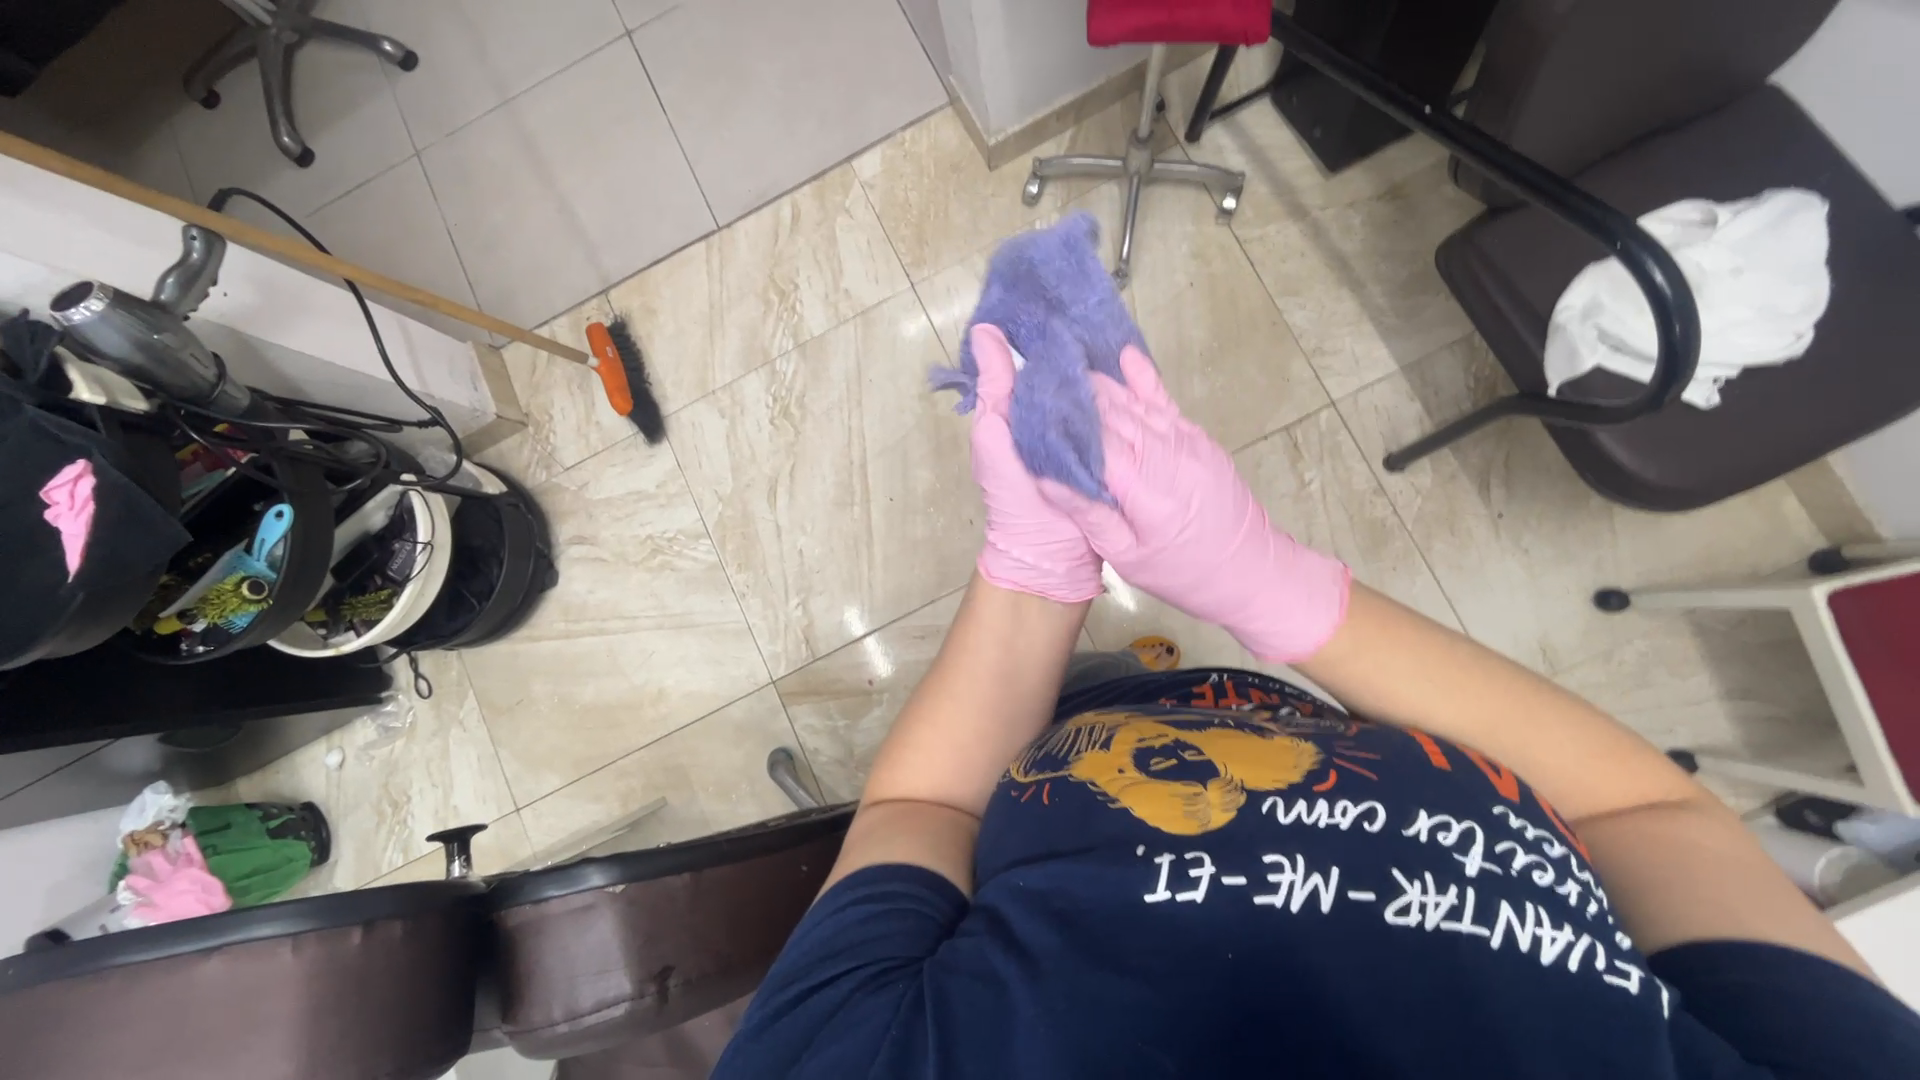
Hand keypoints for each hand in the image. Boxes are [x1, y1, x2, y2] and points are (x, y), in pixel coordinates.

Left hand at [967, 324, 1103, 602]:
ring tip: (1123, 338)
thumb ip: (994, 390)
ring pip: (1100, 397)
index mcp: (1027, 414)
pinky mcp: (1114, 457)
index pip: (1040, 366)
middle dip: (1085, 353)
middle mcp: (1058, 422)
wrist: (1050, 558)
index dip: (1049, 338)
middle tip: (1101, 315)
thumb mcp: (994, 440)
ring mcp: (1089, 440)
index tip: (1062, 301)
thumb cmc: (1014, 500)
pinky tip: (1142, 380)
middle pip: (1074, 379)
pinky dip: (1129, 404)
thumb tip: (986, 329)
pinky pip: (1122, 423)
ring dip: (1110, 377)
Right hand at [1039, 346, 1350, 661]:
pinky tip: (1123, 358)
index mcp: (1144, 485)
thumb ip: (1088, 512)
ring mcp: (1187, 441)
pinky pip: (1165, 402)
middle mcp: (1166, 453)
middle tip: (1033, 378)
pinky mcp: (1198, 440)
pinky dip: (1143, 380)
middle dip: (1071, 396)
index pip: (1091, 439)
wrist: (1253, 571)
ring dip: (1098, 385)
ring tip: (1061, 365)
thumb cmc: (1184, 573)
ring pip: (1134, 403)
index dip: (1057, 421)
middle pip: (1110, 413)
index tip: (1024, 406)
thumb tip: (1044, 475)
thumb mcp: (1128, 556)